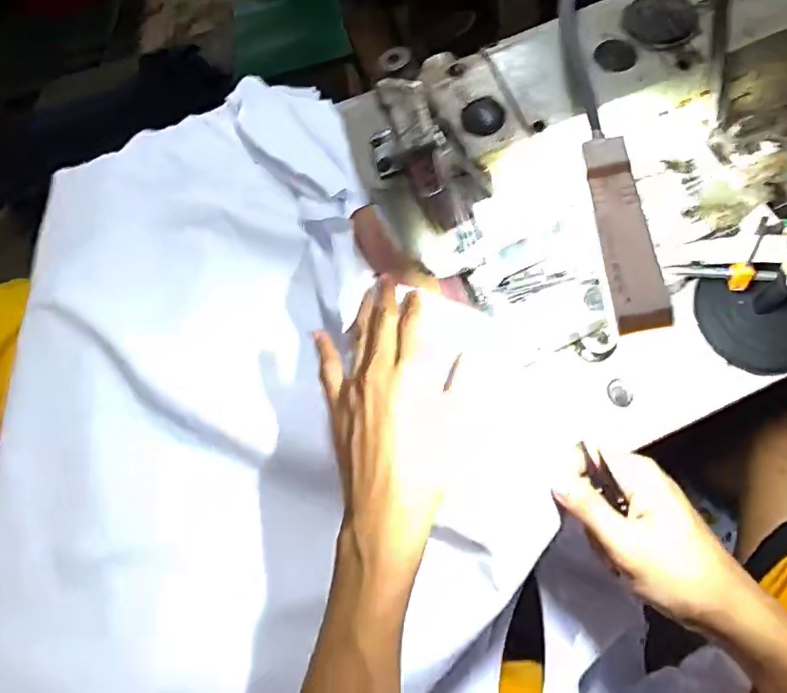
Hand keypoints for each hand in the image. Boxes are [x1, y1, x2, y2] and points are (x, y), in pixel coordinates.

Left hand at [315, 280, 464, 575]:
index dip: (416, 305)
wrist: (384, 510)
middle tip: (388, 277)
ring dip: (361, 314)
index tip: (418, 287)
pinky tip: (319, 334)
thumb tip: (467, 354)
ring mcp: (354, 389)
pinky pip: (328, 372)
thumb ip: (459, 384)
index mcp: (410, 374)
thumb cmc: (428, 467)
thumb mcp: (454, 422)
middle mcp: (379, 373)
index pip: (413, 328)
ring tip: (365, 293)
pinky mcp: (337, 408)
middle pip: (382, 326)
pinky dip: (324, 351)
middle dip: (386, 299)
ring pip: (357, 341)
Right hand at [553, 448, 749, 628]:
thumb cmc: (680, 575)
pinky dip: (615, 540)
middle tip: (604, 543)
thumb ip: (588, 509)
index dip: (572, 474)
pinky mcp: (652, 516)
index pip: (591, 451)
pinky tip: (627, 561)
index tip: (568, 504)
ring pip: (605, 503)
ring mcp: (650, 496)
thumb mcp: (625, 545)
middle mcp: (645, 476)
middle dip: (590, 513)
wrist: (720, 605)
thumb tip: (559, 480)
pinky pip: (618, 518)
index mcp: (640, 472)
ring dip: (603, 532)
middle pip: (595, 479)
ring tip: (619, 557)